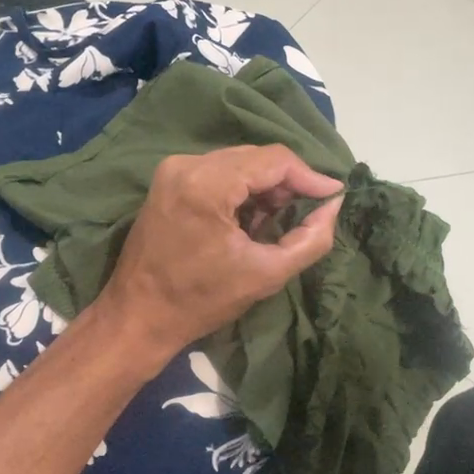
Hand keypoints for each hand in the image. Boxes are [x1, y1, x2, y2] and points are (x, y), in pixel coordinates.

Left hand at [94, 145, 342, 359]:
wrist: (138, 316)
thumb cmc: (201, 301)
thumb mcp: (266, 274)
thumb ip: (310, 239)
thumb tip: (334, 205)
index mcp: (206, 183)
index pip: (274, 160)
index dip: (310, 176)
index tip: (335, 196)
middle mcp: (187, 165)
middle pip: (256, 157)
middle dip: (287, 183)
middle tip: (309, 213)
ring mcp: (173, 170)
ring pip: (239, 163)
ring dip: (265, 188)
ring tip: (279, 222)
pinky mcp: (168, 181)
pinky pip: (219, 173)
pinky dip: (242, 191)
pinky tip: (252, 221)